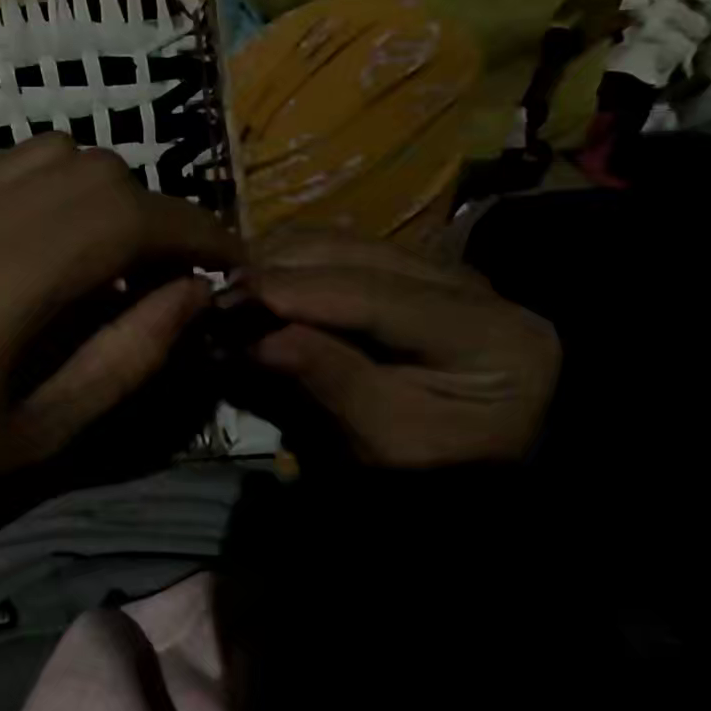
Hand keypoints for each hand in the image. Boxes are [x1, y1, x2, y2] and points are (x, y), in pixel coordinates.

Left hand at [0, 133, 242, 502]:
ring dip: (115, 194)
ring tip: (121, 251)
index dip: (190, 231)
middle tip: (175, 270)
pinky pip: (23, 157)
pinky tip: (70, 228)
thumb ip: (132, 354)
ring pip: (66, 154)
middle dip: (160, 215)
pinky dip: (69, 179)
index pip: (121, 222)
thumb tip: (197, 290)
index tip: (229, 258)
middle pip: (100, 177)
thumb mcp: (52, 427)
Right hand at [248, 233, 559, 468]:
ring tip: (240, 282)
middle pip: (360, 254)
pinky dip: (303, 260)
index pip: (376, 295)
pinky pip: (350, 249)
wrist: (484, 466)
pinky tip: (271, 276)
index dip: (300, 290)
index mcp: (485, 333)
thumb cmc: (439, 468)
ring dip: (288, 258)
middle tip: (224, 288)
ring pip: (351, 241)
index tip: (234, 294)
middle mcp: (470, 283)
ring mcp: (445, 269)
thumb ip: (330, 379)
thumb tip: (257, 340)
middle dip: (285, 266)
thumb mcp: (387, 439)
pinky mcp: (417, 271)